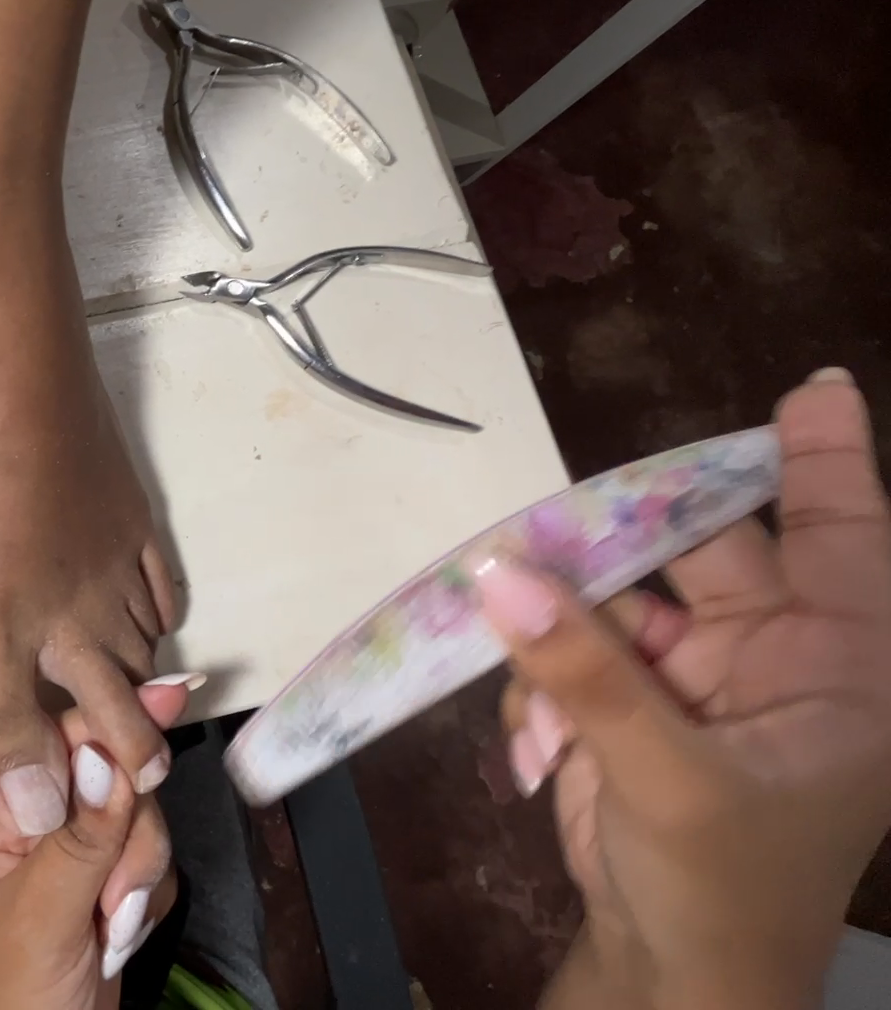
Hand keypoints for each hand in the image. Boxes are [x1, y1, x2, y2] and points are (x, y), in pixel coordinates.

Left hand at [0, 130, 179, 839]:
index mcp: (59, 619)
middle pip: (125, 676)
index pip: (104, 724)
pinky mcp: (97, 465)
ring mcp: (103, 516)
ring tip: (133, 709)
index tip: (100, 822)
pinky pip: (146, 548)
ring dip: (133, 664)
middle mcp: (96, 578)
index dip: (104, 774)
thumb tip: (38, 815)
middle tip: (125, 782)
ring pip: (133, 614)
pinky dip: (149, 589)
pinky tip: (147, 602)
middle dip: (123, 735)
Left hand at [0, 681, 190, 1006]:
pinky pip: (148, 857)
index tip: (167, 701)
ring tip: (110, 932)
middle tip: (116, 901)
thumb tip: (105, 753)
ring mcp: (69, 846)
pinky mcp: (103, 878)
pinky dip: (145, 898)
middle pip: (109, 776)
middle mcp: (32, 815)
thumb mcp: (41, 917)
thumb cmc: (10, 997)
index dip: (110, 726)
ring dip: (136, 878)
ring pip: (137, 818)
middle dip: (127, 838)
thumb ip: (79, 838)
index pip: (56, 741)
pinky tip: (117, 937)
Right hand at [480, 371, 890, 1009]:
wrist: (666, 955)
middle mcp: (763, 656)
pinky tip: (539, 744)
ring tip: (537, 692)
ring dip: (554, 632)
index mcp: (834, 667)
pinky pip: (560, 648)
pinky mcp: (615, 697)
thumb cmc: (722, 881)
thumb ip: (587, 677)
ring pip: (601, 600)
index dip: (826, 466)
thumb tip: (498, 576)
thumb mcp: (670, 781)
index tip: (813, 391)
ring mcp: (679, 674)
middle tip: (538, 537)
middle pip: (687, 555)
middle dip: (614, 545)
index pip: (846, 541)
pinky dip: (535, 684)